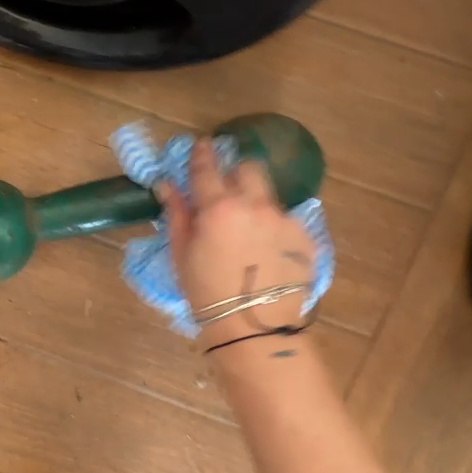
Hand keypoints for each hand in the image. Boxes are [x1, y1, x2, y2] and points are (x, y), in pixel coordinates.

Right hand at [160, 143, 316, 351]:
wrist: (253, 328)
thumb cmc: (205, 293)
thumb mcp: (182, 254)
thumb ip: (177, 214)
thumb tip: (167, 186)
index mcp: (218, 208)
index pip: (207, 169)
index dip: (202, 154)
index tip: (201, 144)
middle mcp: (255, 205)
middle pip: (249, 169)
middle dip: (236, 173)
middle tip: (226, 189)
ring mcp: (284, 220)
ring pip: (268, 196)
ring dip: (255, 201)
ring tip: (246, 228)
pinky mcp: (305, 237)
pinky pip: (285, 221)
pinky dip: (272, 228)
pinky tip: (265, 251)